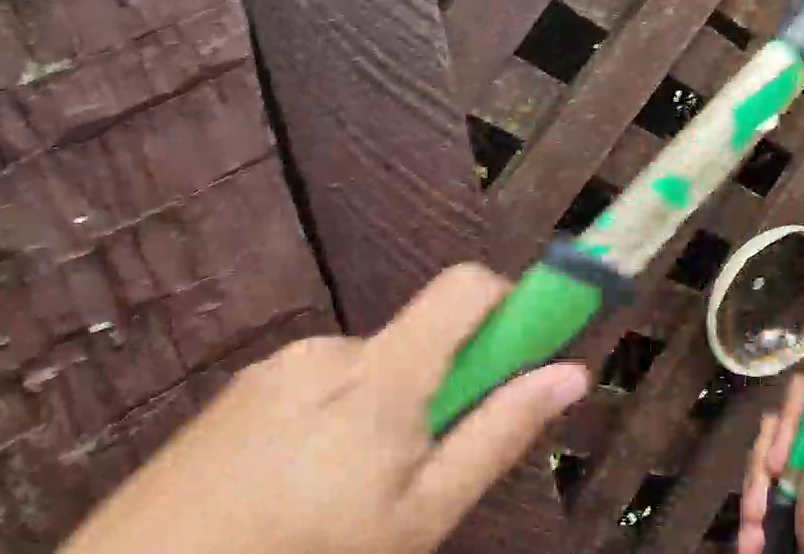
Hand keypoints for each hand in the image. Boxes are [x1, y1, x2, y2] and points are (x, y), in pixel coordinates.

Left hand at [62, 264, 589, 553]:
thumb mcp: (417, 519)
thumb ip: (496, 436)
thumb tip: (573, 374)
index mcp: (380, 373)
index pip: (466, 285)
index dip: (508, 302)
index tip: (518, 355)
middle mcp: (328, 351)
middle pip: (417, 339)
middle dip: (437, 387)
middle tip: (414, 472)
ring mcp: (270, 373)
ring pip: (365, 371)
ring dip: (380, 412)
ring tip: (341, 499)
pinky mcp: (229, 400)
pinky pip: (312, 390)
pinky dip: (329, 424)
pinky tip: (290, 495)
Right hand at [738, 338, 803, 553]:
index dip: (792, 410)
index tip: (787, 441)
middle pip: (778, 422)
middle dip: (768, 458)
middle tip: (778, 484)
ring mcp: (803, 467)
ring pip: (762, 456)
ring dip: (756, 493)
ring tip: (761, 525)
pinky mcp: (785, 495)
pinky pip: (757, 487)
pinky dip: (753, 516)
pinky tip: (757, 538)